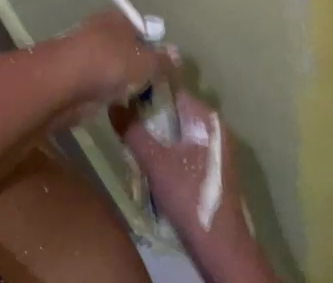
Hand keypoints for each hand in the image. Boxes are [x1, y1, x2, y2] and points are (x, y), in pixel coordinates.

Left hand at [54, 11, 177, 107]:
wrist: (65, 83)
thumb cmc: (110, 63)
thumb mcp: (146, 62)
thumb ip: (163, 60)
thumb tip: (176, 53)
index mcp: (117, 20)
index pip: (141, 30)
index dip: (155, 49)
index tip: (167, 71)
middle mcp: (101, 32)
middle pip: (128, 51)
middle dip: (141, 70)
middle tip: (160, 92)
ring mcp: (87, 55)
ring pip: (115, 71)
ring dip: (127, 86)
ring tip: (146, 105)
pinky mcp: (78, 78)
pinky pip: (103, 88)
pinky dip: (112, 98)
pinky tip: (125, 111)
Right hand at [115, 92, 279, 282]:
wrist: (220, 246)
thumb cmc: (188, 197)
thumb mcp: (153, 160)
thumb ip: (132, 129)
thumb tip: (112, 103)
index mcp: (206, 118)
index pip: (170, 88)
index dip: (143, 87)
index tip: (119, 90)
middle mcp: (214, 127)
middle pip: (172, 109)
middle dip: (146, 111)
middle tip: (119, 114)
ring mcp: (214, 148)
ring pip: (176, 129)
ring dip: (154, 131)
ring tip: (128, 133)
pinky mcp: (210, 167)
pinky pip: (182, 145)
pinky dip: (164, 146)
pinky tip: (146, 156)